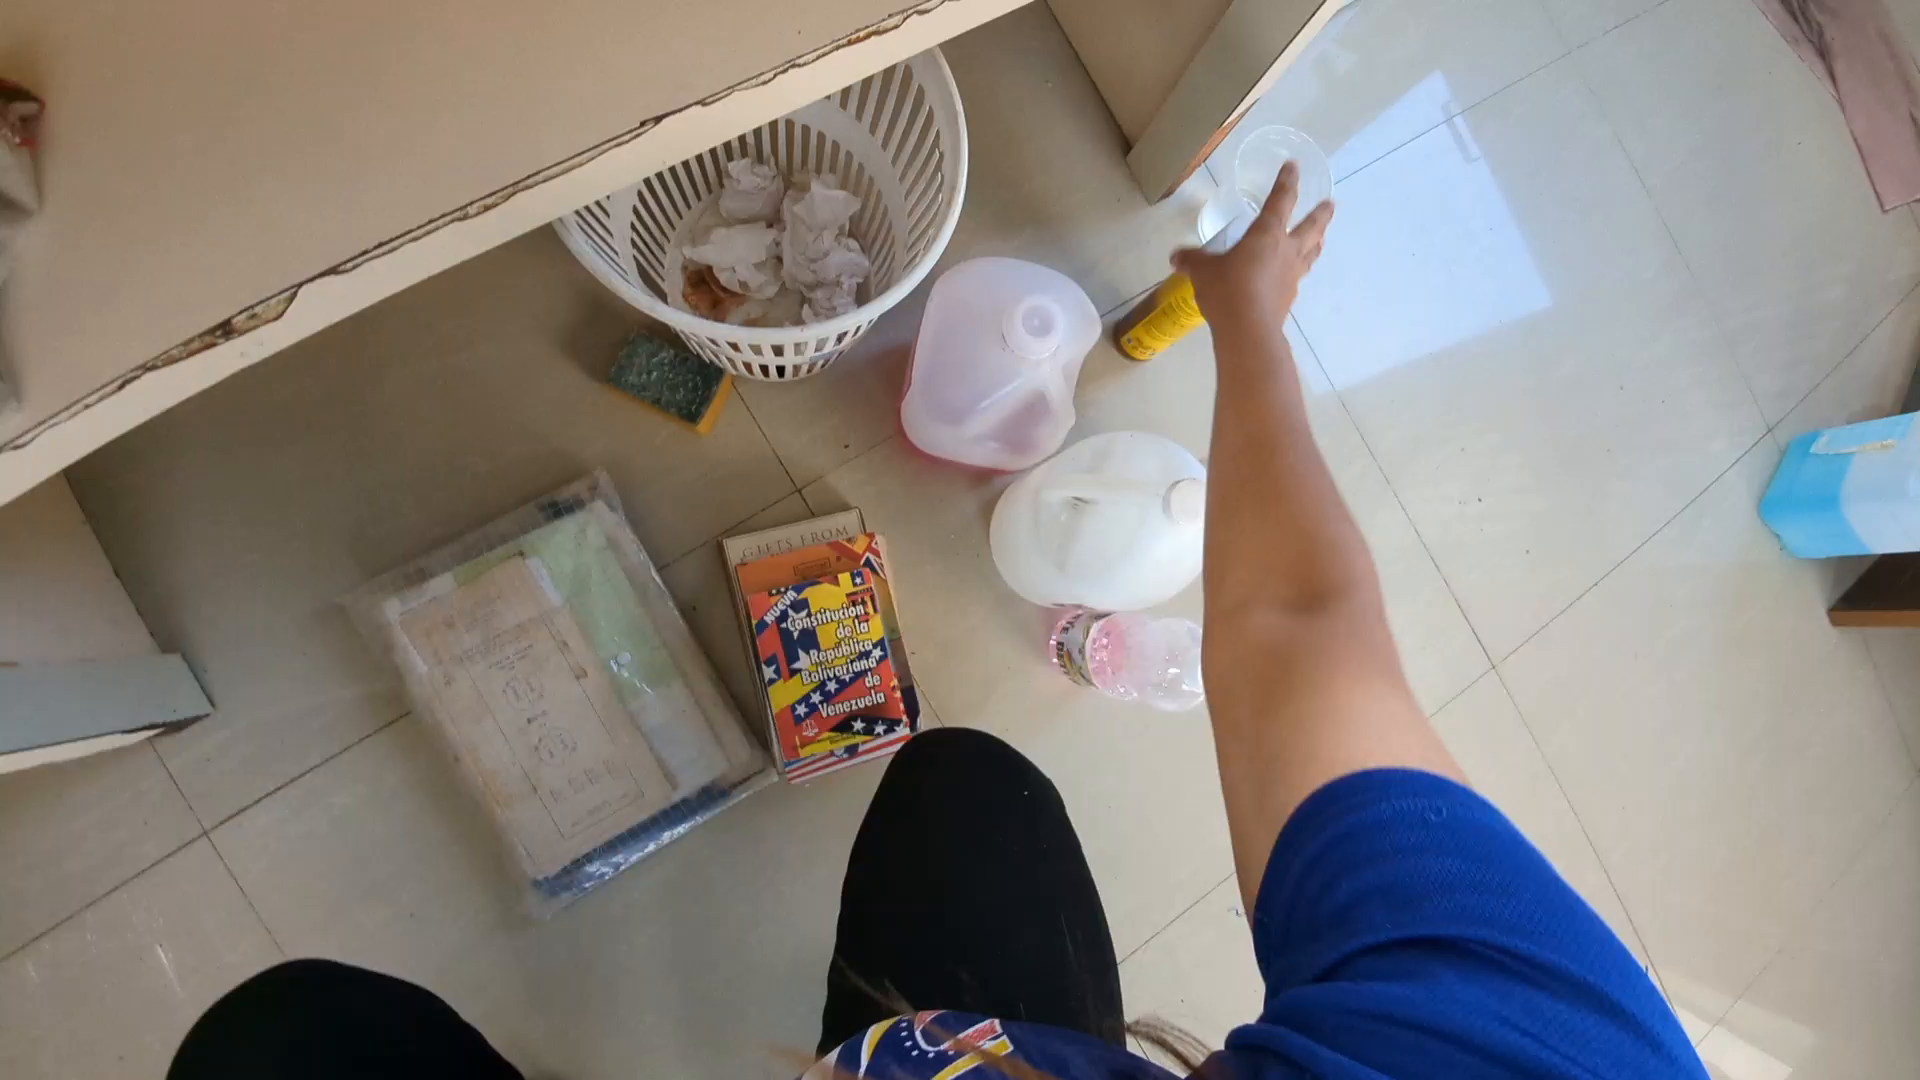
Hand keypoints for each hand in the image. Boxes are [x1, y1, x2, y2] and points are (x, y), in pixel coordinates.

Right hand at [1172, 161, 1332, 331]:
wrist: (1247, 329)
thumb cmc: (1227, 290)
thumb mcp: (1203, 271)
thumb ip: (1192, 260)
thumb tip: (1176, 256)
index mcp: (1267, 234)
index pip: (1281, 200)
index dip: (1287, 181)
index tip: (1293, 166)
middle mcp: (1286, 250)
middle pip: (1311, 226)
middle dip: (1320, 213)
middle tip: (1330, 204)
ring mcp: (1291, 276)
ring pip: (1311, 253)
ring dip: (1317, 243)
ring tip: (1321, 238)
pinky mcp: (1287, 299)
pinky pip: (1297, 280)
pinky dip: (1297, 274)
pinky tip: (1293, 278)